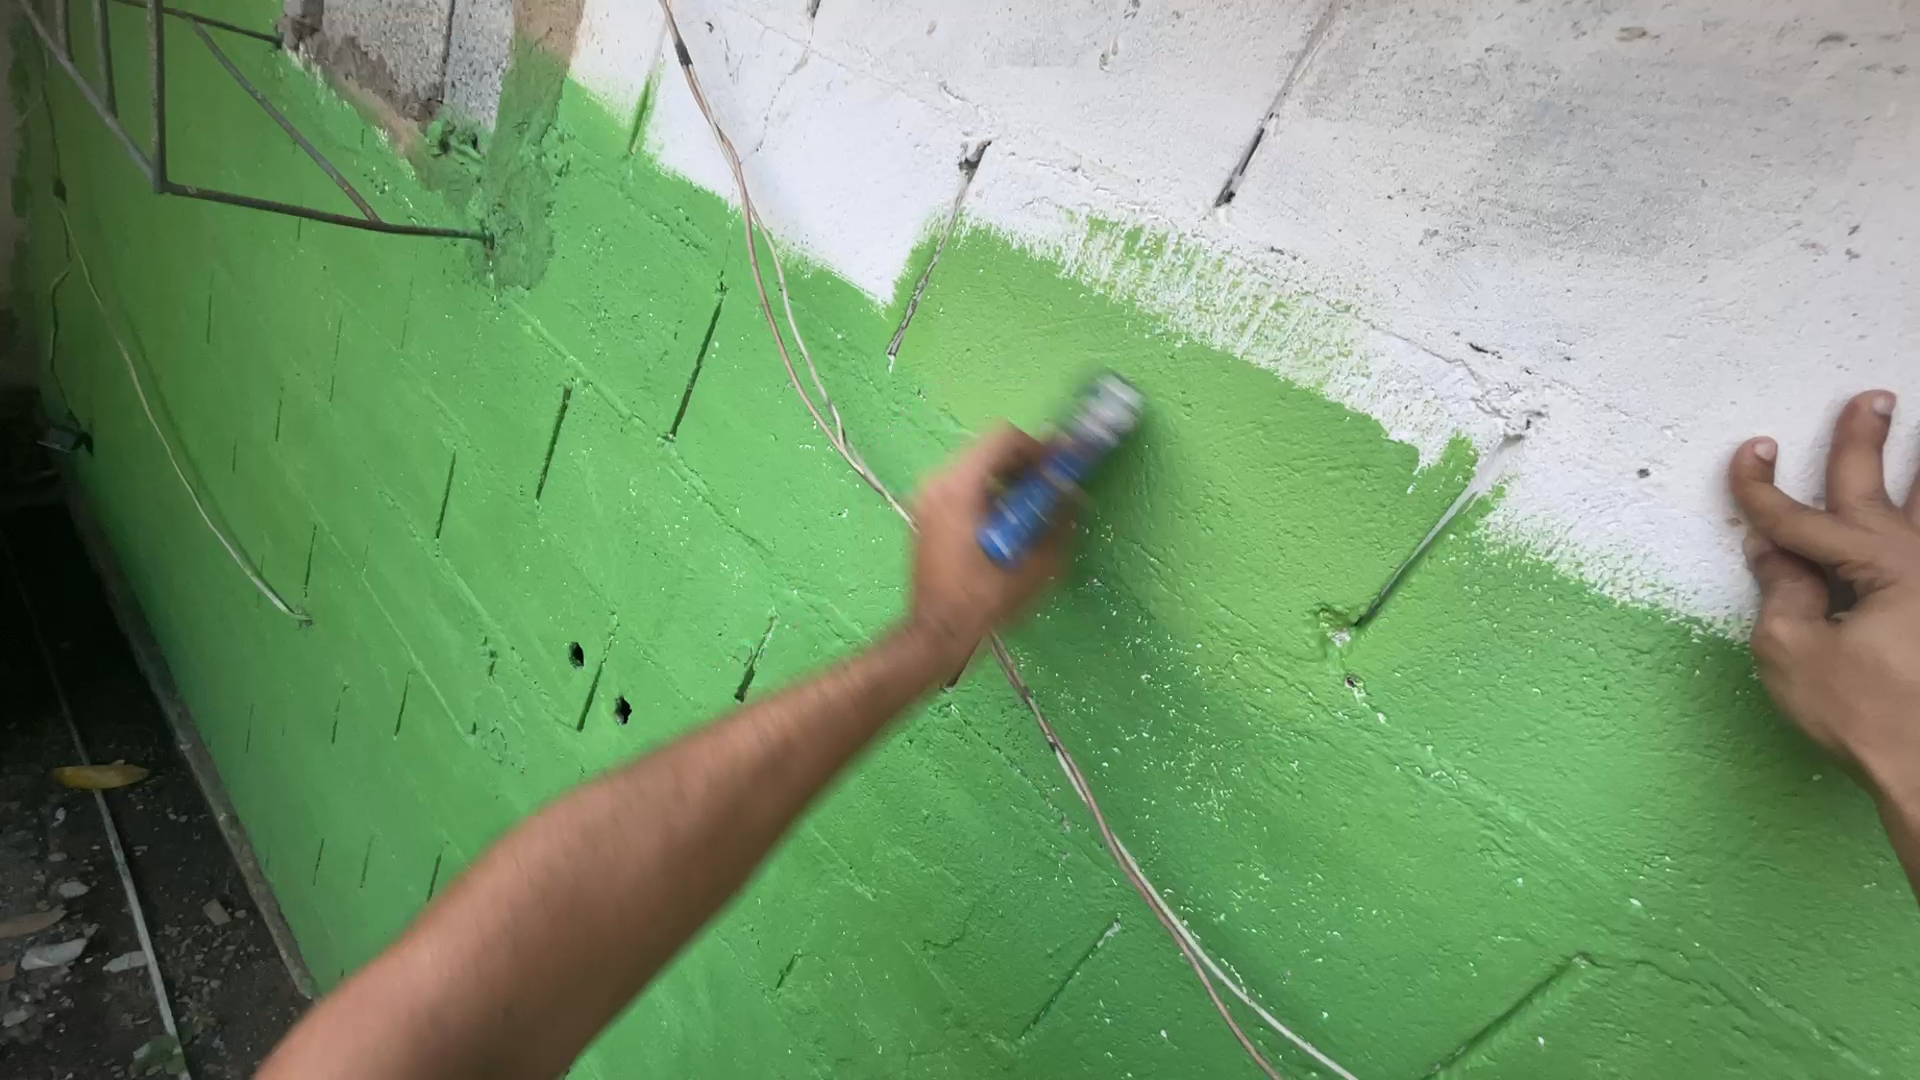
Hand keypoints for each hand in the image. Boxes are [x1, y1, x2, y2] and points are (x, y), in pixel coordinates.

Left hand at [907, 424, 1069, 658]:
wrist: (937, 633)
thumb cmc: (983, 601)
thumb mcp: (1033, 565)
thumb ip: (1056, 524)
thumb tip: (1073, 499)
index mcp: (960, 488)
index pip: (1005, 439)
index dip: (1041, 447)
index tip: (1062, 466)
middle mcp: (939, 484)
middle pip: (990, 450)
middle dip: (1027, 464)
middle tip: (1054, 485)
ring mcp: (928, 498)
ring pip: (977, 468)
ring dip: (1010, 479)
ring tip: (1034, 507)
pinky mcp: (928, 515)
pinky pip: (964, 488)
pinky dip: (991, 493)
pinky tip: (1008, 522)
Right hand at [1729, 389, 1919, 802]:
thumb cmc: (1866, 714)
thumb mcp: (1794, 649)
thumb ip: (1785, 589)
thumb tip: (1775, 547)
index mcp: (1887, 570)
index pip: (1806, 520)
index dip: (1764, 490)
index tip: (1747, 453)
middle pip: (1887, 495)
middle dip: (1865, 447)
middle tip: (1869, 400)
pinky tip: (1919, 518)